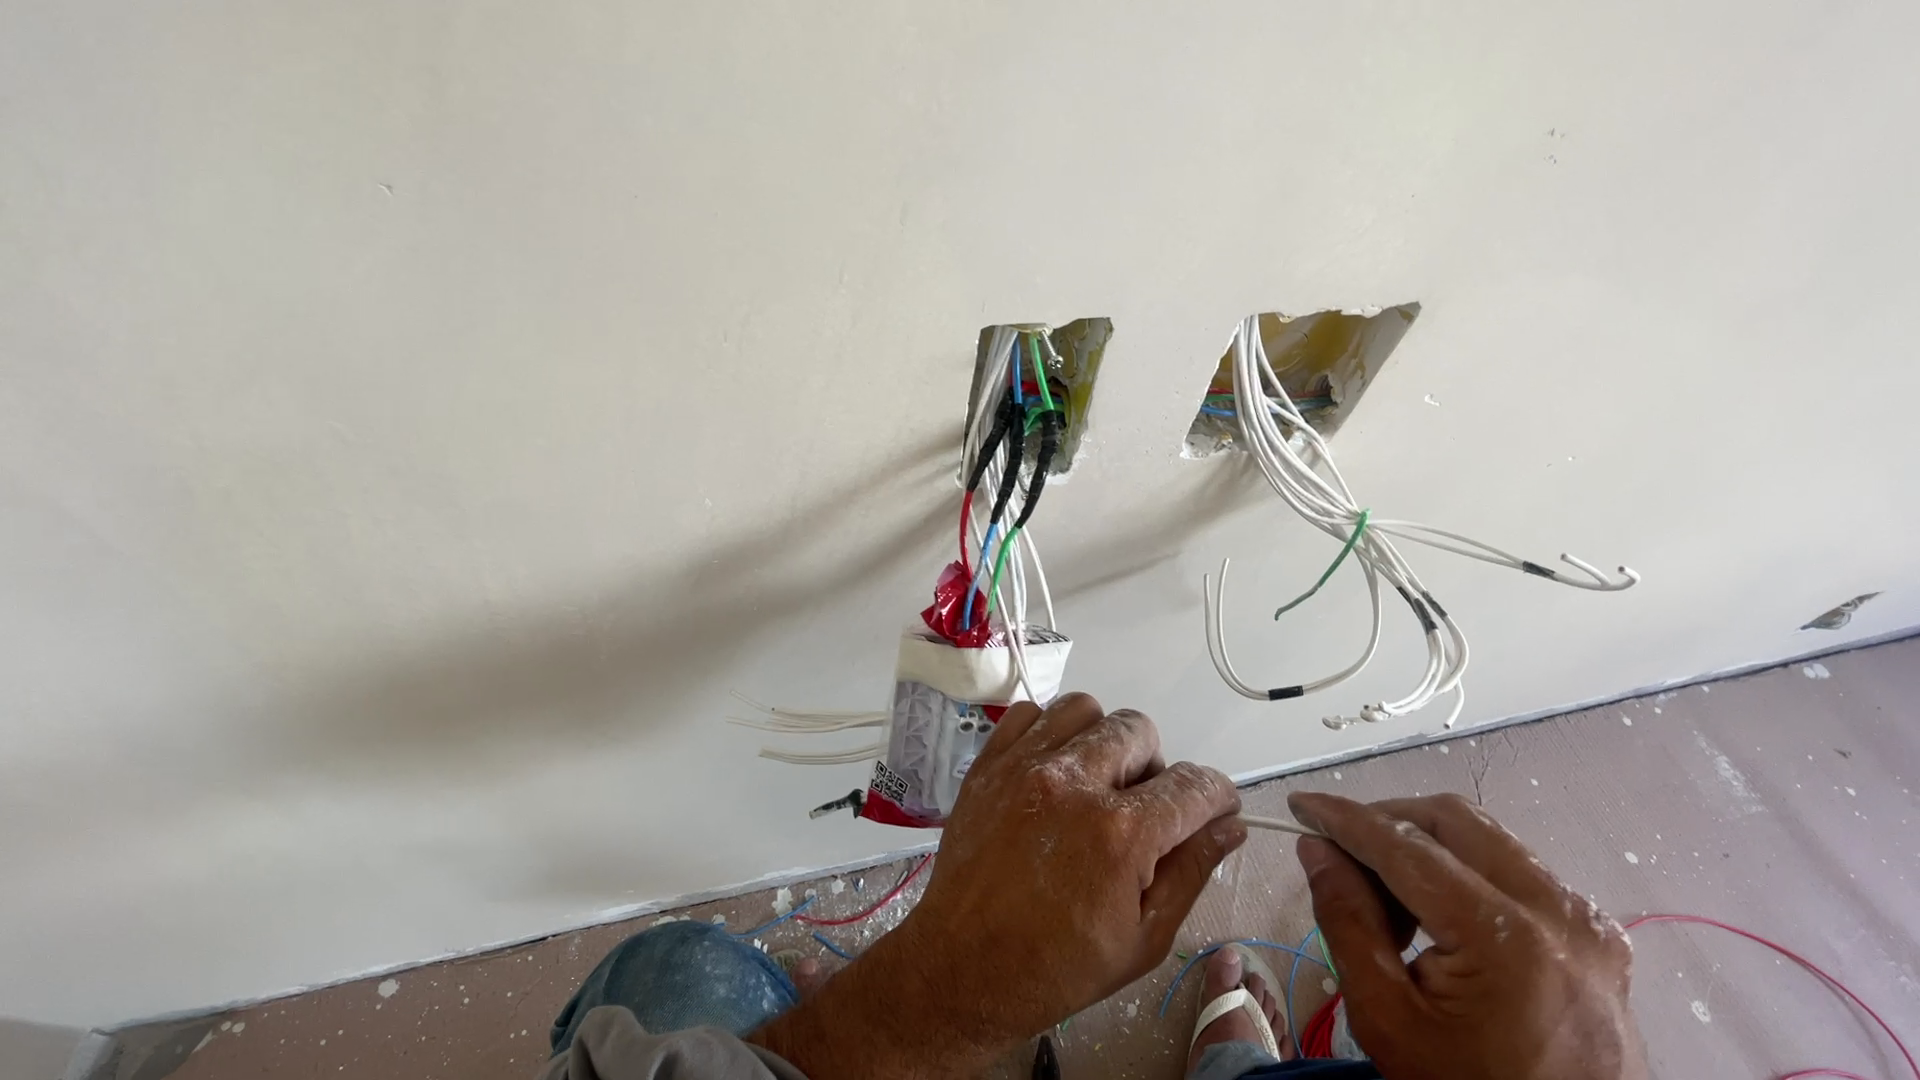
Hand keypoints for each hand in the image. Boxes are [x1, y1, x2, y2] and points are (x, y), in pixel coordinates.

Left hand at [751, 693, 1245, 1078]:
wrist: (963, 966)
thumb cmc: (1059, 966)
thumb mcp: (1144, 939)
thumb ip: (1192, 870)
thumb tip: (1231, 825)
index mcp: (1121, 833)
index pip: (1193, 785)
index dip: (1216, 795)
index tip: (1213, 807)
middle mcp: (1073, 783)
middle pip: (1139, 730)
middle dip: (1155, 767)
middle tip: (1141, 807)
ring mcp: (1024, 766)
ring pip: (1086, 709)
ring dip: (1102, 740)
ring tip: (1095, 783)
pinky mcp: (989, 764)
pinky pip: (1031, 713)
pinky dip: (1050, 732)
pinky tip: (1052, 772)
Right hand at [1288, 792, 1647, 1079]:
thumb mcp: (1386, 1017)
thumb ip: (1347, 921)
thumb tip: (1316, 848)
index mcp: (1506, 939)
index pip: (1405, 846)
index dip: (1345, 818)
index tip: (1300, 805)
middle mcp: (1557, 913)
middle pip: (1452, 820)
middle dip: (1385, 821)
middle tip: (1342, 853)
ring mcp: (1585, 921)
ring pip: (1485, 837)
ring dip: (1422, 844)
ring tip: (1387, 897)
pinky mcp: (1594, 933)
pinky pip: (1513, 868)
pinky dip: (1460, 869)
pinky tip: (1434, 915)